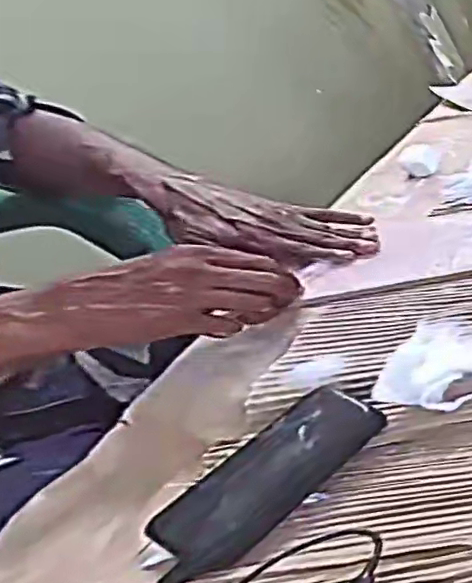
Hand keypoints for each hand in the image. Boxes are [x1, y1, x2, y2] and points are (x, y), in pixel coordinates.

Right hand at [0, 246, 300, 365]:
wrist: (70, 307)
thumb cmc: (118, 286)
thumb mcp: (169, 262)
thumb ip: (209, 265)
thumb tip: (249, 273)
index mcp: (197, 254)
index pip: (262, 261)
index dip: (282, 274)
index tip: (289, 282)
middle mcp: (200, 272)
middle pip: (270, 280)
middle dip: (286, 292)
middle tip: (287, 301)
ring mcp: (194, 296)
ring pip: (258, 302)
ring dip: (265, 312)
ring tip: (259, 316)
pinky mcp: (184, 320)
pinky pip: (231, 325)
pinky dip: (236, 328)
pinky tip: (228, 328)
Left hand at [137, 174, 377, 265]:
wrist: (177, 193)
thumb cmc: (186, 221)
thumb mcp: (201, 247)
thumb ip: (238, 260)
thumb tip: (266, 273)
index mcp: (255, 237)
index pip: (299, 247)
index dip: (325, 252)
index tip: (348, 256)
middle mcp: (273, 225)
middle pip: (318, 236)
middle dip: (347, 242)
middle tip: (370, 247)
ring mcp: (281, 215)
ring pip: (323, 226)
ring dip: (350, 231)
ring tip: (372, 236)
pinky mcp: (283, 208)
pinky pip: (318, 213)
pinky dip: (341, 217)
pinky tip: (359, 220)